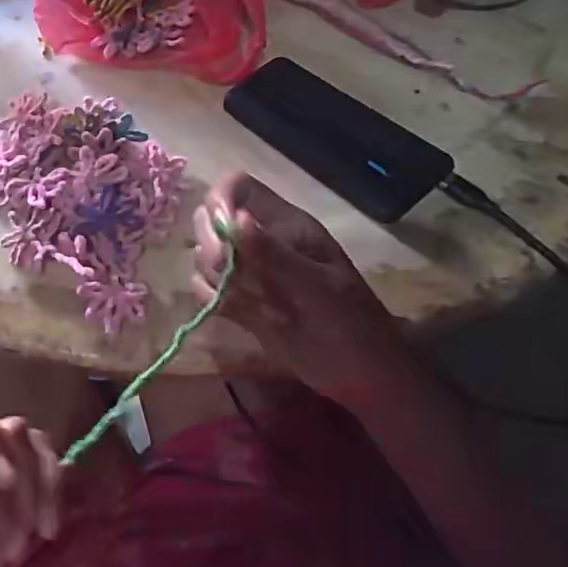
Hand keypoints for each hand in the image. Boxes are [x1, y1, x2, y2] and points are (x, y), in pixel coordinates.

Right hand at [193, 173, 418, 406]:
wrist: (361, 378)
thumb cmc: (352, 326)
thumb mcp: (319, 288)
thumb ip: (275, 255)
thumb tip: (236, 220)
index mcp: (287, 225)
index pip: (240, 188)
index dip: (221, 200)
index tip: (221, 232)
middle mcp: (262, 241)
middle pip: (212, 217)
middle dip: (211, 240)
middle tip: (224, 267)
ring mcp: (249, 271)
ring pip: (205, 253)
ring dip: (215, 274)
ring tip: (248, 299)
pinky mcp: (239, 301)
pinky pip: (206, 287)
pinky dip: (210, 297)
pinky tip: (232, 311)